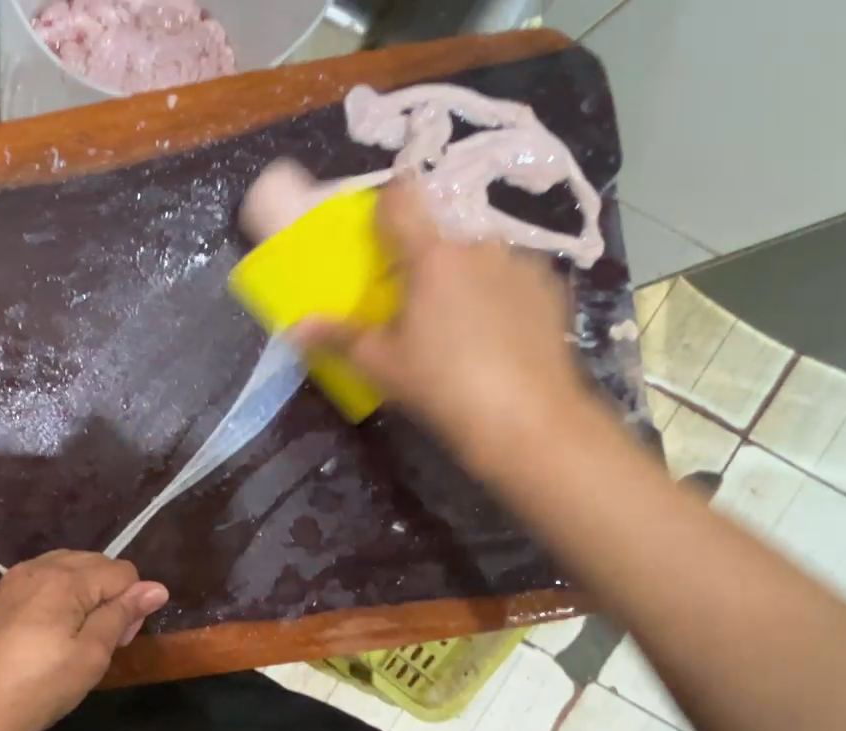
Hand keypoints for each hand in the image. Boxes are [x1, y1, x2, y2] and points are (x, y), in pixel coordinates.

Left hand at [0, 551, 167, 730]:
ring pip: (67, 567)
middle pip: (94, 563)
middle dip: (108, 594)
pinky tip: (50, 630)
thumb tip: (156, 587)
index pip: (121, 571)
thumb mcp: (92, 655)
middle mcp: (37, 567)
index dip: (131, 604)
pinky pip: (42, 579)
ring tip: (77, 636)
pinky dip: (57, 595)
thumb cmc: (41, 687)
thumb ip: (122, 614)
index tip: (119, 640)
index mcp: (63, 578)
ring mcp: (13, 578)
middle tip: (102, 641)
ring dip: (84, 593)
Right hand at [297, 177, 591, 465]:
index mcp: (432, 256)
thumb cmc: (439, 383)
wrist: (526, 417)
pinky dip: (493, 294)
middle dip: (420, 258)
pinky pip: (508, 278)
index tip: (372, 223)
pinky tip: (488, 334)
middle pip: (440, 235)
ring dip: (459, 276)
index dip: (385, 201)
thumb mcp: (377, 364)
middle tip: (406, 298)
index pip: (404, 198)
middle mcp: (479, 246)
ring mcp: (521, 264)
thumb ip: (335, 337)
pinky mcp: (550, 287)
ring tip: (451, 321)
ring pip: (476, 257)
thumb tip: (295, 327)